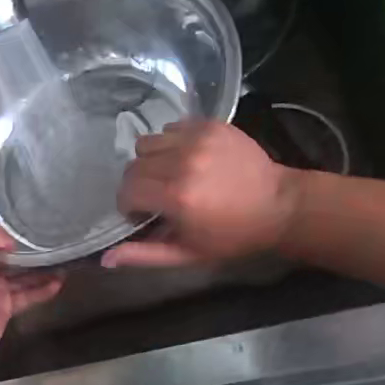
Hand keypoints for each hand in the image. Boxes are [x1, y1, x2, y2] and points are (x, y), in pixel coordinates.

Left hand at [0, 226, 62, 360]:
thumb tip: (12, 240)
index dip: (8, 236)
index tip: (31, 228)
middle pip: (8, 260)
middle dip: (28, 254)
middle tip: (53, 243)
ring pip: (20, 278)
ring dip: (40, 272)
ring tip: (63, 262)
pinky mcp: (5, 309)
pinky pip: (26, 296)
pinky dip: (42, 290)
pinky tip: (60, 283)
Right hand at [104, 118, 303, 268]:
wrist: (279, 206)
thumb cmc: (230, 236)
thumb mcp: (186, 254)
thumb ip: (143, 255)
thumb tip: (105, 259)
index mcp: (176, 196)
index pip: (126, 191)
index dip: (128, 206)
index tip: (142, 214)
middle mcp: (183, 162)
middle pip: (133, 166)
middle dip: (136, 184)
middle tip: (155, 197)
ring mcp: (198, 139)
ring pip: (147, 143)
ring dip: (151, 161)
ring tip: (169, 175)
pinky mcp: (210, 125)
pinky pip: (170, 128)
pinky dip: (170, 143)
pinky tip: (186, 159)